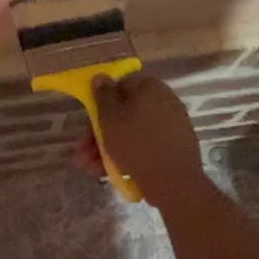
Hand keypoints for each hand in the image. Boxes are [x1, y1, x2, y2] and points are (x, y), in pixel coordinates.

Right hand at [81, 73, 203, 194]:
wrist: (175, 183)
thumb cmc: (137, 145)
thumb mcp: (110, 119)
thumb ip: (103, 96)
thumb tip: (101, 76)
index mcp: (150, 88)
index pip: (121, 86)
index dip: (101, 102)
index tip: (89, 120)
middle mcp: (164, 102)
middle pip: (124, 113)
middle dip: (99, 134)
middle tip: (83, 152)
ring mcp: (172, 126)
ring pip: (132, 133)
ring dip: (108, 149)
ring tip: (90, 169)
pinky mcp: (175, 148)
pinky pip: (146, 146)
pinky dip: (128, 156)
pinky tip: (110, 174)